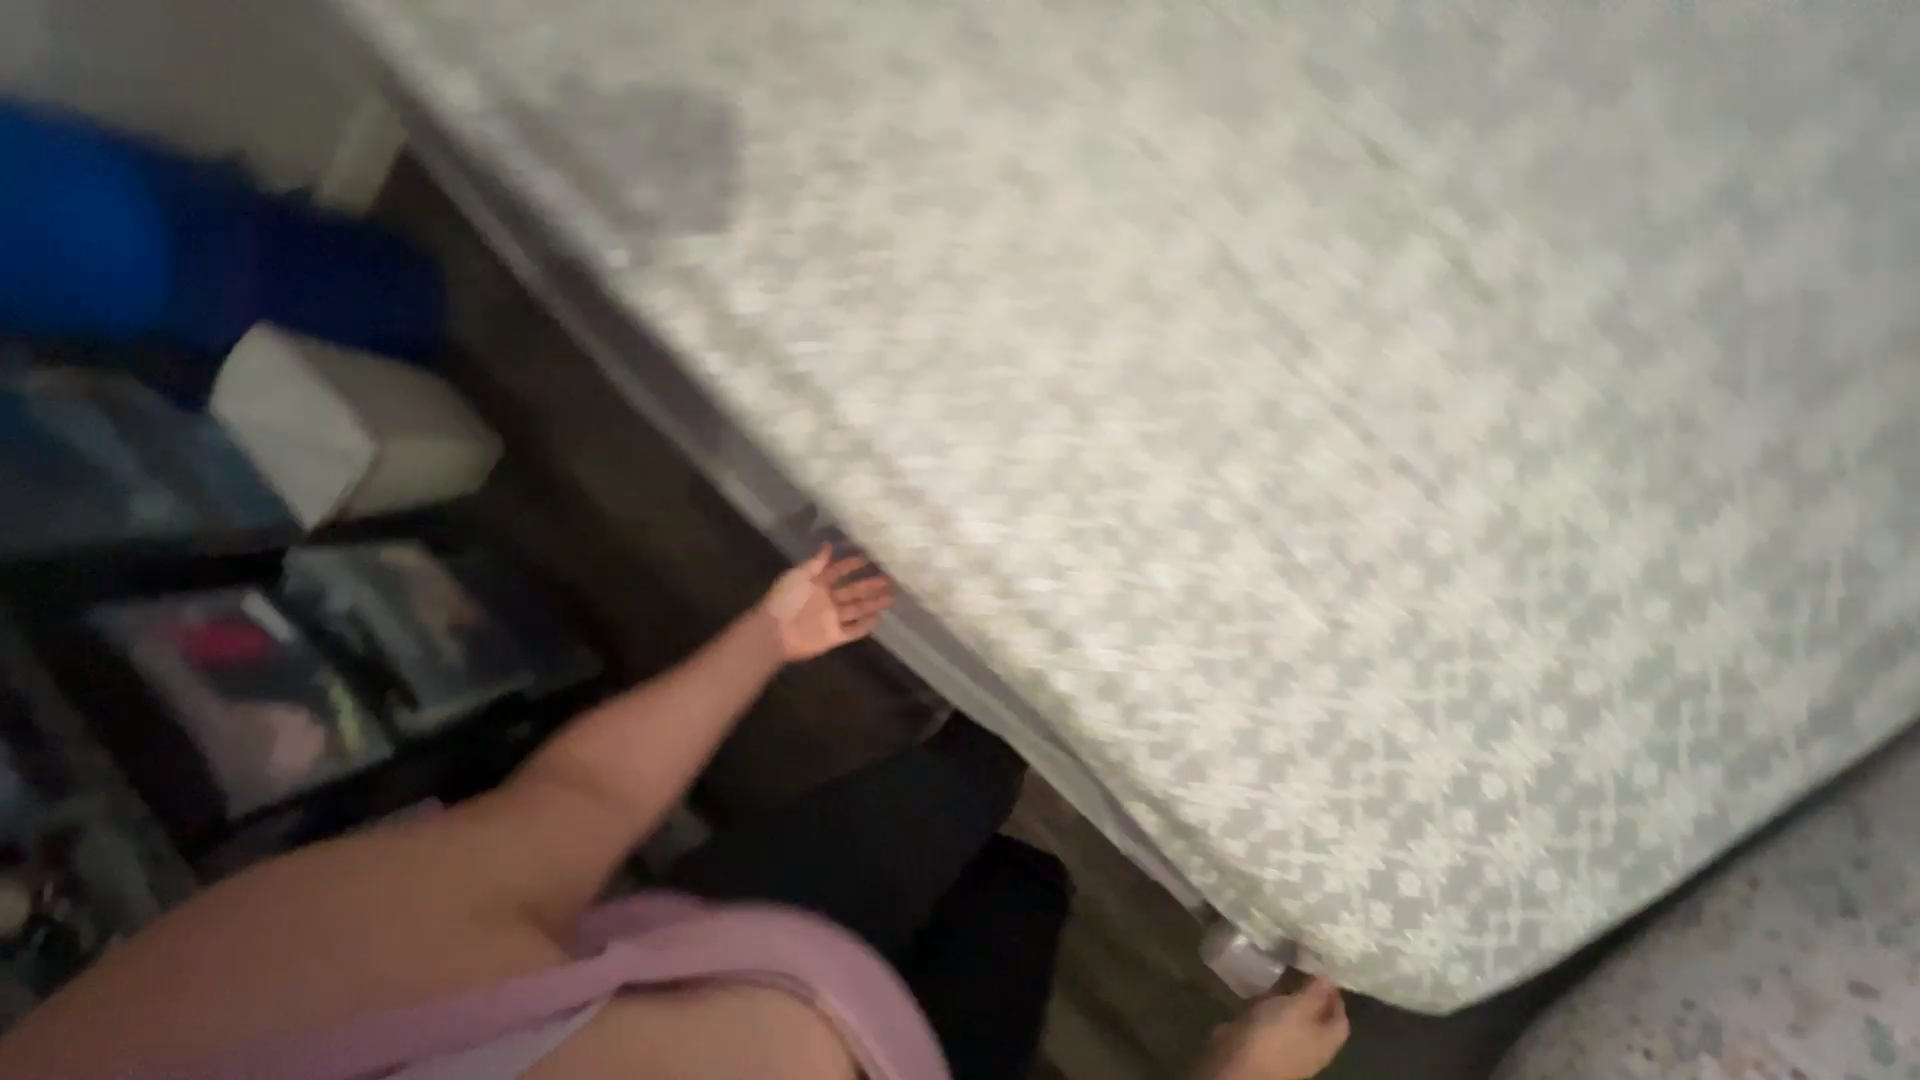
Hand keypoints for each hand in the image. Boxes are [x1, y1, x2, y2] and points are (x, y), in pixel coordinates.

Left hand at [759, 545, 895, 661]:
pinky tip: (878, 618)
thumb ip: (815, 563)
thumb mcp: (797, 576)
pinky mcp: (835, 636)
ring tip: (890, 596)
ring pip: (858, 609)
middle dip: (869, 584)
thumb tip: (828, 544)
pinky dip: (865, 625)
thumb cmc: (782, 601)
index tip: (867, 558)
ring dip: (873, 602)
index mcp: (817, 584)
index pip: (838, 571)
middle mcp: (828, 600)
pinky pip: (853, 630)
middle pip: (853, 590)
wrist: (773, 632)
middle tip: (887, 577)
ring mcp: (832, 618)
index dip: (851, 564)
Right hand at [1195, 978, 1349, 1079]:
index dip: (1336, 996)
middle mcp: (1310, 1046)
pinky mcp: (1263, 1040)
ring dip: (1286, 996)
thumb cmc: (1277, 1034)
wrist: (1240, 1061)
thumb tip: (1330, 977)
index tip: (1324, 971)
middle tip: (1300, 965)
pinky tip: (1260, 987)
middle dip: (1310, 993)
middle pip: (1316, 1017)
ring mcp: (1286, 1045)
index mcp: (1326, 1042)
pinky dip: (1268, 1003)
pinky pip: (1271, 1018)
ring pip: (1291, 1016)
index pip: (1340, 1019)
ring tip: (1279, 970)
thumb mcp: (1300, 1007)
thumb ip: (1316, 992)